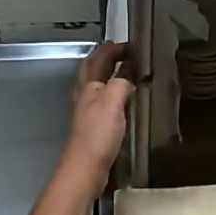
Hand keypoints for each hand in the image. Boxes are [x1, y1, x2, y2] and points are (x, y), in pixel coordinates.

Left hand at [58, 42, 133, 191]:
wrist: (85, 169)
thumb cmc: (98, 134)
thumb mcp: (112, 102)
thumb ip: (120, 84)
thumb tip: (128, 78)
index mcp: (88, 86)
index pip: (98, 58)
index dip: (112, 49)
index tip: (130, 45)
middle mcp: (85, 95)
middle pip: (93, 69)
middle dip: (106, 58)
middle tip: (124, 52)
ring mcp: (87, 111)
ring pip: (96, 84)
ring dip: (108, 74)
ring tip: (125, 72)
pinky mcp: (93, 126)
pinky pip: (103, 101)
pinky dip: (112, 93)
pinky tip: (122, 100)